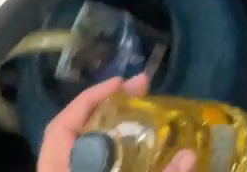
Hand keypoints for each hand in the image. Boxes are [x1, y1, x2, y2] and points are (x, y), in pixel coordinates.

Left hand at [39, 74, 195, 171]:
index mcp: (56, 171)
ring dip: (115, 133)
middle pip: (77, 135)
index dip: (88, 100)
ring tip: (144, 116)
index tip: (121, 84)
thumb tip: (190, 154)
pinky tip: (139, 154)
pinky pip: (96, 168)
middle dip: (109, 109)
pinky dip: (116, 157)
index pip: (60, 127)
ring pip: (88, 154)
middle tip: (142, 92)